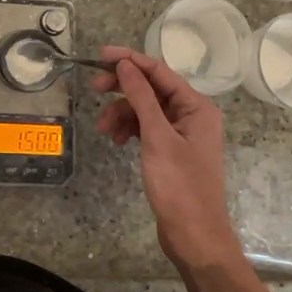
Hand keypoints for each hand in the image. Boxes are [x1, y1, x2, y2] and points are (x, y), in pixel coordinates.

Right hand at [92, 47, 242, 271]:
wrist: (194, 235)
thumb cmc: (179, 185)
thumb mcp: (156, 137)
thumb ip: (141, 97)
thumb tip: (126, 65)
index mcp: (196, 106)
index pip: (159, 71)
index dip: (130, 60)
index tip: (100, 55)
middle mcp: (192, 114)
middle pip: (151, 88)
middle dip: (122, 88)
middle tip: (94, 88)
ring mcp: (182, 133)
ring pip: (145, 109)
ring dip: (122, 113)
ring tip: (103, 130)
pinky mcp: (171, 150)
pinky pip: (146, 127)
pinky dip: (129, 129)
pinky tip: (115, 140)